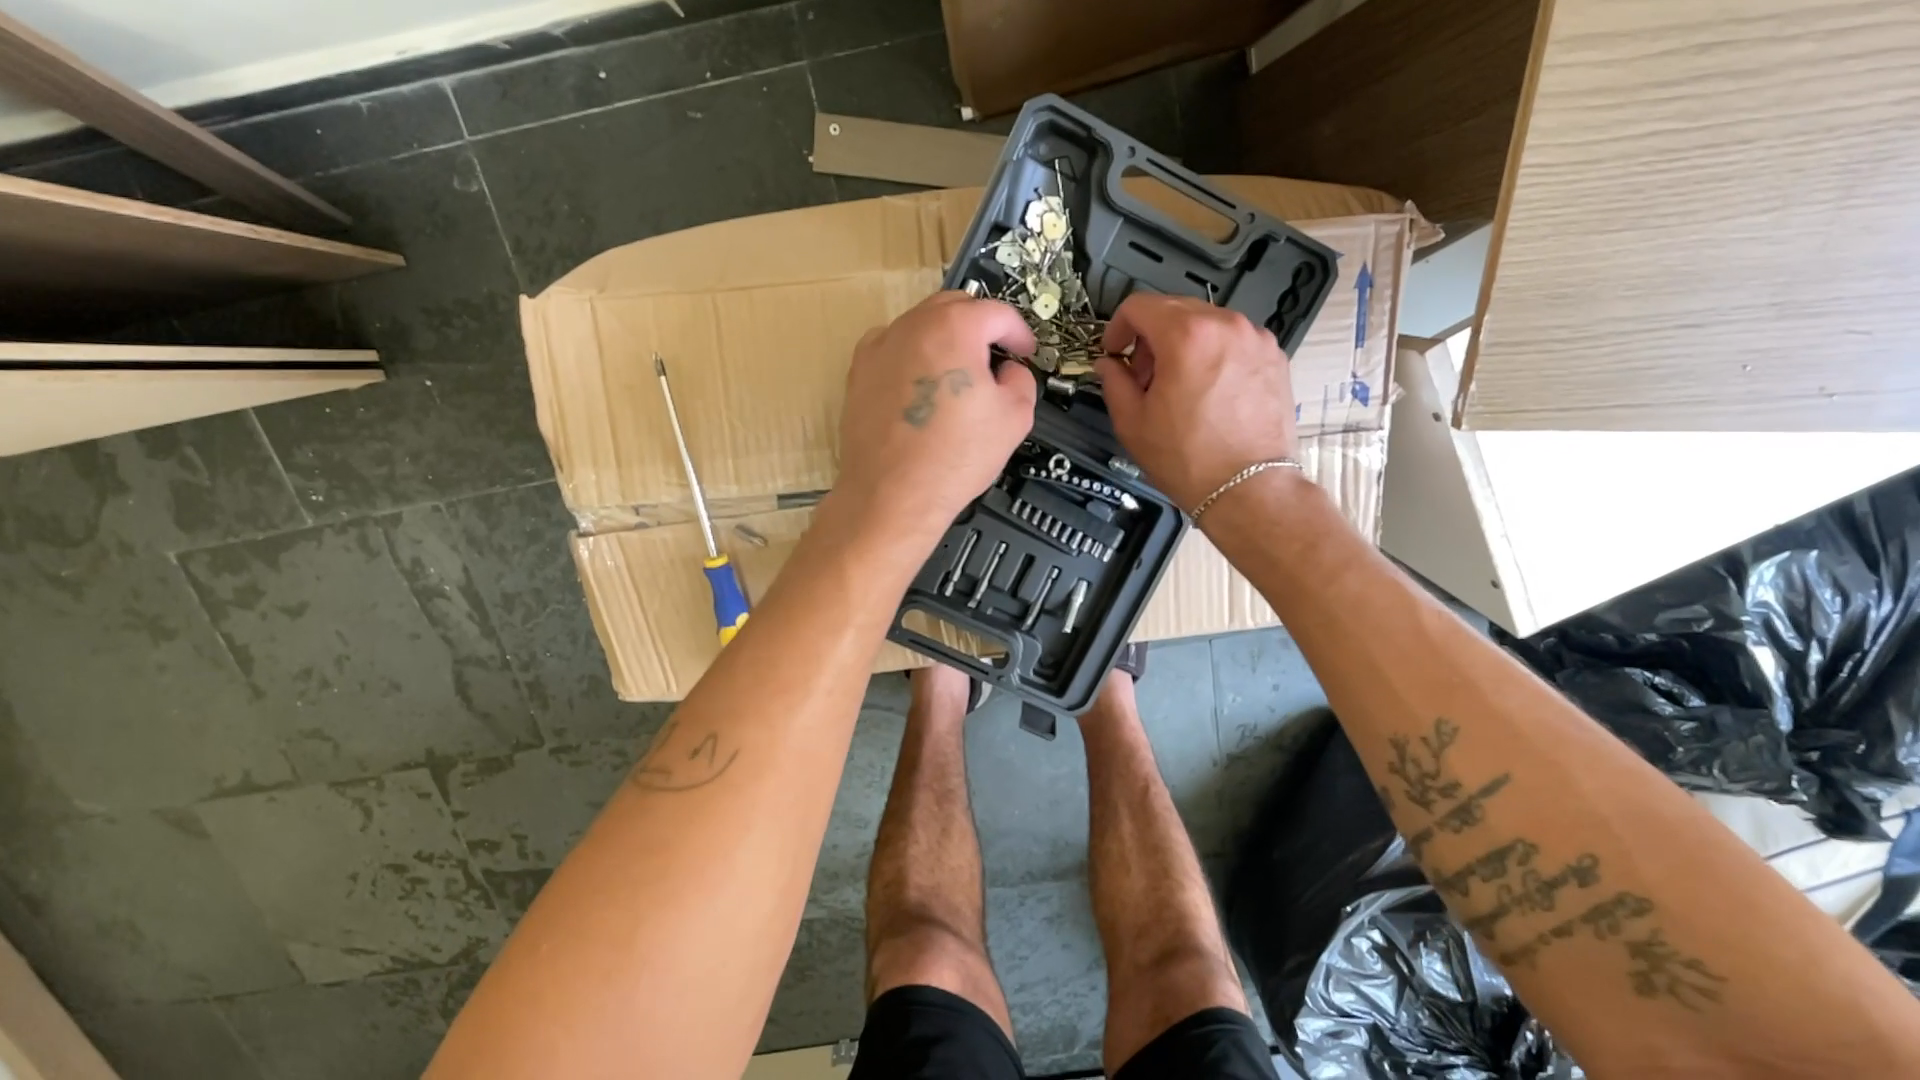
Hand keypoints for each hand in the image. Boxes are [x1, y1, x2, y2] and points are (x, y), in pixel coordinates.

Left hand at [833, 292, 1037, 537]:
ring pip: (921, 326)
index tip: (1026, 353)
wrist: (892, 495)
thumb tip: (1010, 371)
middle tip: (996, 358)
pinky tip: (922, 388)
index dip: (1019, 333)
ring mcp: (879, 347)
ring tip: (959, 375)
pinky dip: (913, 356)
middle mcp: (912, 326)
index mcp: (954, 328)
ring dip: (946, 339)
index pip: (997, 313)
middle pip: (955, 308)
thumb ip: (1021, 381)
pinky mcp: (859, 372)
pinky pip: (893, 349)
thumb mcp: (1014, 418)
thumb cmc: (954, 457)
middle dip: (981, 326)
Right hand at [1095, 294, 1298, 512]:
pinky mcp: (1274, 357)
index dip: (1118, 327)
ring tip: (1178, 386)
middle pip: (1175, 309)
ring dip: (1184, 343)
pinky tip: (1208, 391)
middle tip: (1143, 375)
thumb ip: (1114, 382)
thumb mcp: (1133, 422)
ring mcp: (1255, 339)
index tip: (1115, 351)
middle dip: (1151, 336)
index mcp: (1186, 335)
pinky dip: (1214, 354)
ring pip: (1206, 323)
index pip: (1139, 305)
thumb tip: (1109, 365)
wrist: (1249, 489)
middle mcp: (1225, 325)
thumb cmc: (1189, 459)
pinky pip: (1234, 341)